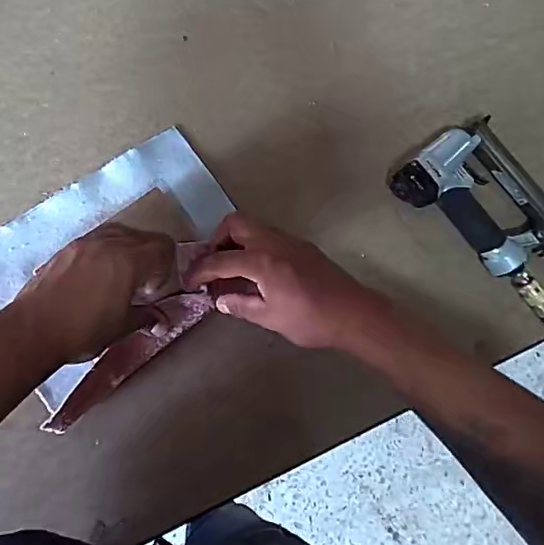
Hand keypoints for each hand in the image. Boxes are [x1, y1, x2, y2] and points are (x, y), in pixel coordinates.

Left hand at [13, 224, 176, 361]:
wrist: (30, 331)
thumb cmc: (82, 330)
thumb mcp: (122, 327)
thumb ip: (146, 317)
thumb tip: (162, 321)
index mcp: (129, 258)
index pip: (163, 246)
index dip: (166, 268)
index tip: (153, 291)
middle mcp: (108, 242)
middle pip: (142, 238)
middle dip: (148, 259)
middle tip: (140, 287)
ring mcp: (84, 243)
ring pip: (118, 235)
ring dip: (126, 253)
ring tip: (118, 280)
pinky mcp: (64, 250)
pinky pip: (95, 242)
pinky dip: (103, 254)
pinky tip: (94, 280)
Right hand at [185, 212, 399, 351]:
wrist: (354, 313)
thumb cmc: (311, 320)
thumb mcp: (271, 318)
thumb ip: (242, 305)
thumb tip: (220, 299)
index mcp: (263, 262)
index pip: (220, 260)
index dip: (200, 271)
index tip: (189, 282)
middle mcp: (275, 243)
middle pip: (235, 224)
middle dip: (217, 241)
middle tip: (212, 265)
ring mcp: (291, 241)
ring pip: (255, 227)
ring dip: (237, 242)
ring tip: (232, 269)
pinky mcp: (304, 247)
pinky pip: (270, 236)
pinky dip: (255, 246)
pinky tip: (257, 272)